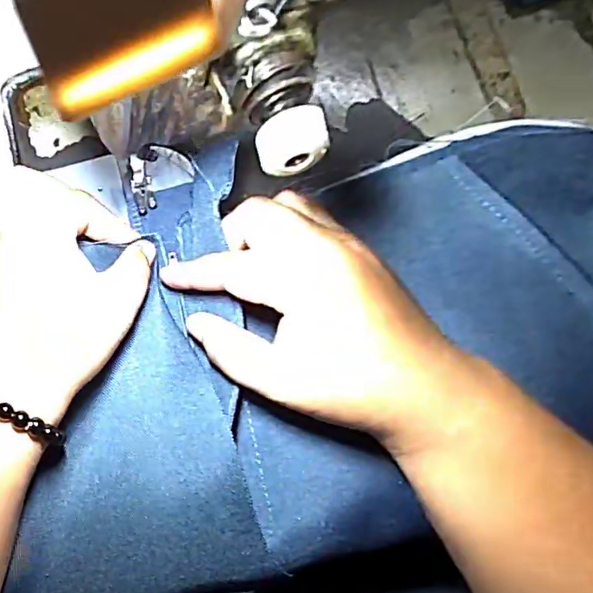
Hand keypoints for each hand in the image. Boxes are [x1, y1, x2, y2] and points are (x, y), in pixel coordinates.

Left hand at [0, 167, 155, 422]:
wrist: (18, 388)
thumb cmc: (61, 348)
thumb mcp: (119, 304)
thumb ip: (135, 268)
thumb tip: (140, 254)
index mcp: (40, 227)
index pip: (80, 203)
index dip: (111, 223)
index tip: (126, 244)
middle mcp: (2, 234)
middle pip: (21, 185)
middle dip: (57, 193)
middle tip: (82, 217)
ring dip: (7, 201)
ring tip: (31, 215)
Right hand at [159, 191, 485, 456]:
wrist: (423, 387)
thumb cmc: (348, 388)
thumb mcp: (278, 380)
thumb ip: (229, 348)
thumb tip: (198, 322)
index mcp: (298, 276)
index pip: (232, 264)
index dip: (195, 272)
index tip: (170, 276)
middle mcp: (322, 245)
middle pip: (259, 213)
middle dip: (230, 239)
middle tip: (223, 277)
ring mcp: (347, 242)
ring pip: (289, 205)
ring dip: (262, 227)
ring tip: (256, 267)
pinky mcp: (363, 250)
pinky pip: (315, 217)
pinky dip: (289, 229)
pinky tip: (290, 267)